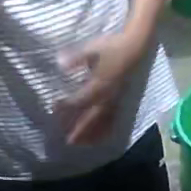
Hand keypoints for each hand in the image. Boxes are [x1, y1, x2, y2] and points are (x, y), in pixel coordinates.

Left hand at [56, 30, 146, 144]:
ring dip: (92, 133)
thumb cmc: (113, 46)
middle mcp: (106, 97)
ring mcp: (115, 100)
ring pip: (102, 121)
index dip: (66, 106)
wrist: (137, 46)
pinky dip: (106, 129)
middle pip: (91, 118)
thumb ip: (76, 58)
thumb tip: (59, 64)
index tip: (54, 109)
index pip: (79, 101)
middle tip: (69, 141)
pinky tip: (100, 137)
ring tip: (82, 144)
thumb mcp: (92, 49)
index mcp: (98, 86)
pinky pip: (114, 118)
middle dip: (80, 130)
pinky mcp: (121, 99)